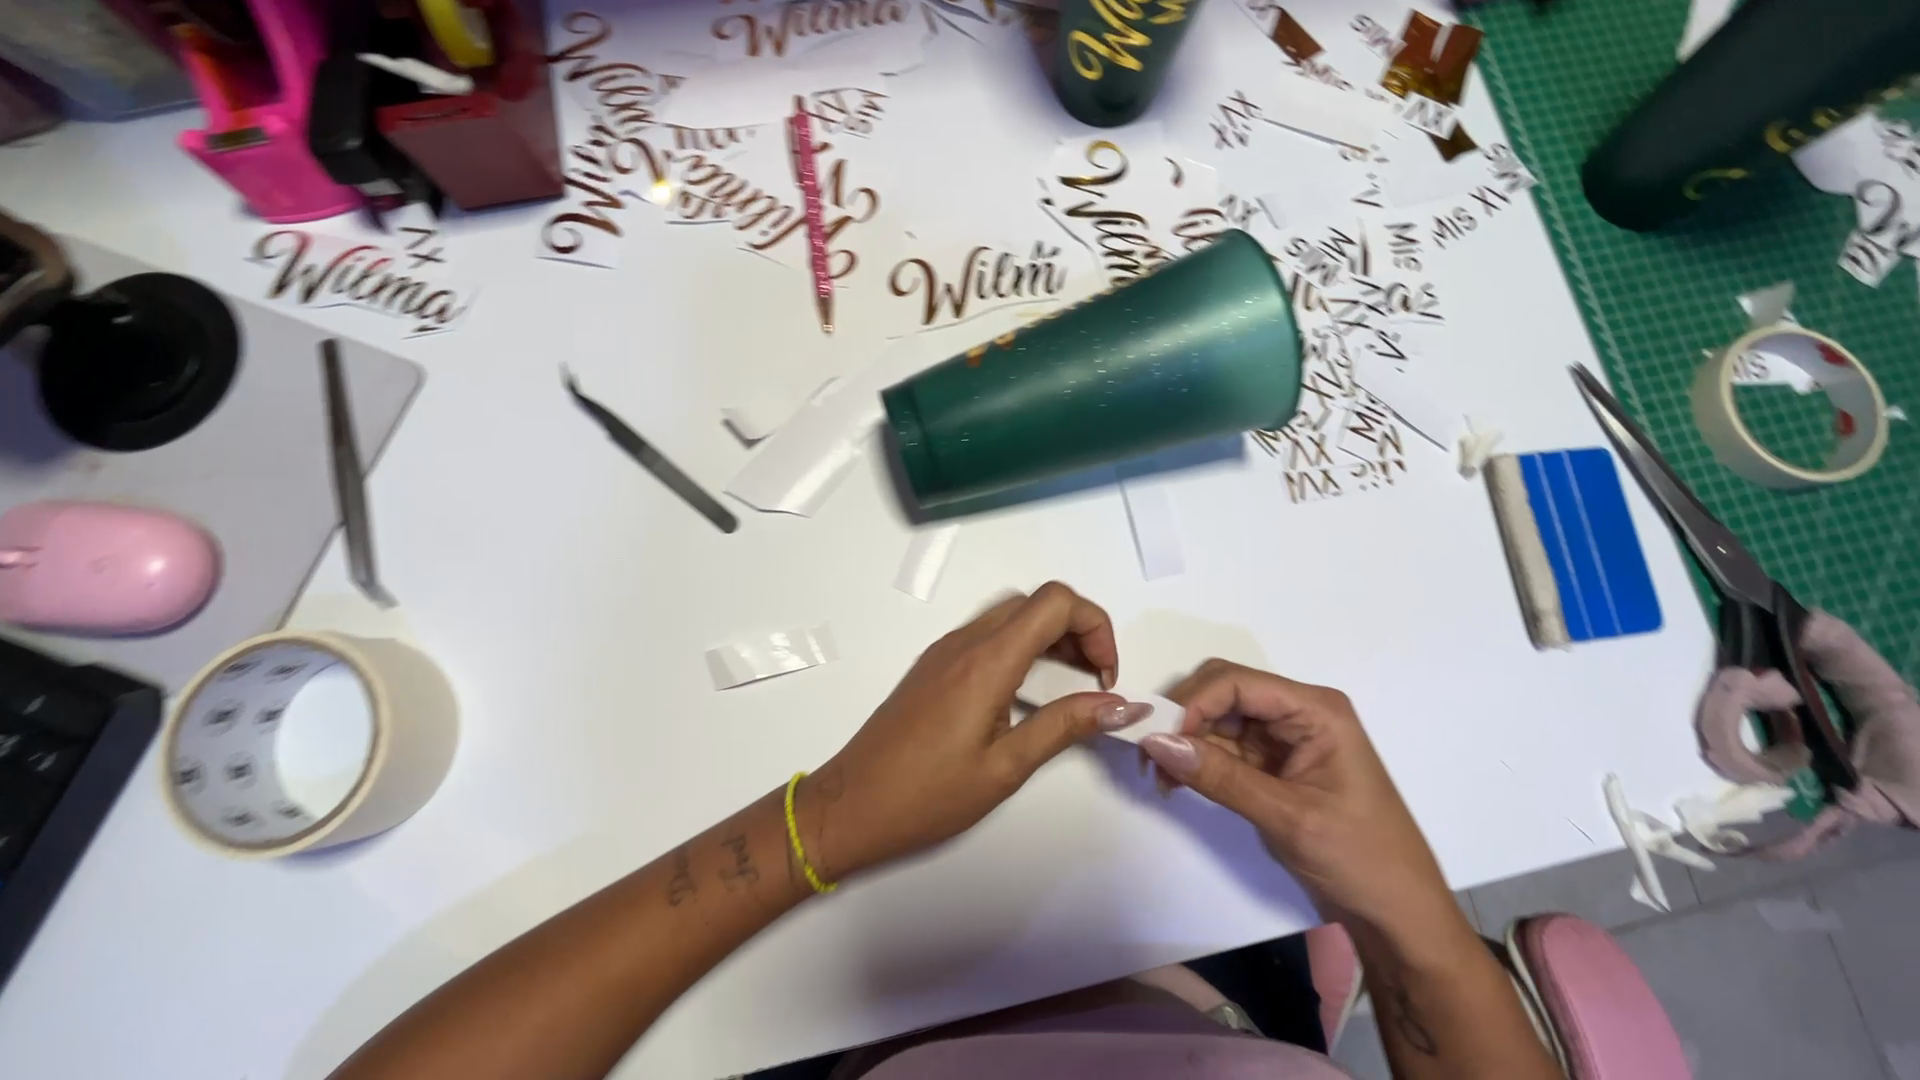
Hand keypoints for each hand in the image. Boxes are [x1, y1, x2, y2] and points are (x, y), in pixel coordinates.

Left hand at [801, 583, 1151, 880]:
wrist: (850, 807)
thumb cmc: (927, 795)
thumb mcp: (1006, 767)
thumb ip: (1065, 726)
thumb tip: (1120, 704)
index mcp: (987, 661)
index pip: (1055, 602)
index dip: (1095, 626)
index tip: (1105, 677)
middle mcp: (965, 642)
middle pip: (1036, 601)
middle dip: (1078, 630)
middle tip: (1093, 681)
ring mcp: (944, 651)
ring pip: (1010, 615)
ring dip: (1049, 636)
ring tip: (1070, 685)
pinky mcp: (933, 666)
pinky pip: (987, 635)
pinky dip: (1020, 647)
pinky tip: (1026, 691)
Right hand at [1138, 660, 1455, 934]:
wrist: (1397, 915)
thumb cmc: (1360, 859)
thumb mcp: (1287, 817)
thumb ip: (1220, 776)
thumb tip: (1157, 743)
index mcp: (1316, 710)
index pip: (1237, 682)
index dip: (1193, 703)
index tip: (1160, 741)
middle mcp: (1299, 713)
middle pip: (1224, 692)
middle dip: (1184, 717)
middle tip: (1153, 758)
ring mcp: (1285, 739)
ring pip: (1218, 719)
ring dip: (1185, 741)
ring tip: (1162, 778)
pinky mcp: (1273, 764)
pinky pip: (1225, 747)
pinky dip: (1198, 760)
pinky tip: (1178, 782)